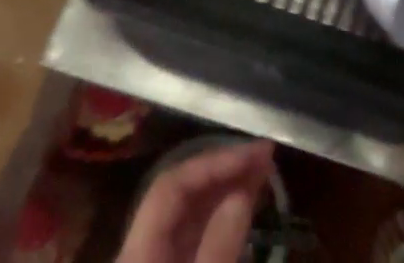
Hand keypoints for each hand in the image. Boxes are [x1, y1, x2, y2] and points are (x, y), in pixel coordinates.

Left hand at [118, 140, 274, 262]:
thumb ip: (219, 245)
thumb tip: (242, 191)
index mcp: (138, 252)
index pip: (170, 186)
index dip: (213, 162)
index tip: (254, 151)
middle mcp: (144, 248)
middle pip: (180, 195)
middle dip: (223, 169)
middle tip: (266, 153)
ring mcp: (158, 259)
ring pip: (192, 213)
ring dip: (228, 187)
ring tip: (264, 166)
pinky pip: (198, 233)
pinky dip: (224, 214)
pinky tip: (249, 199)